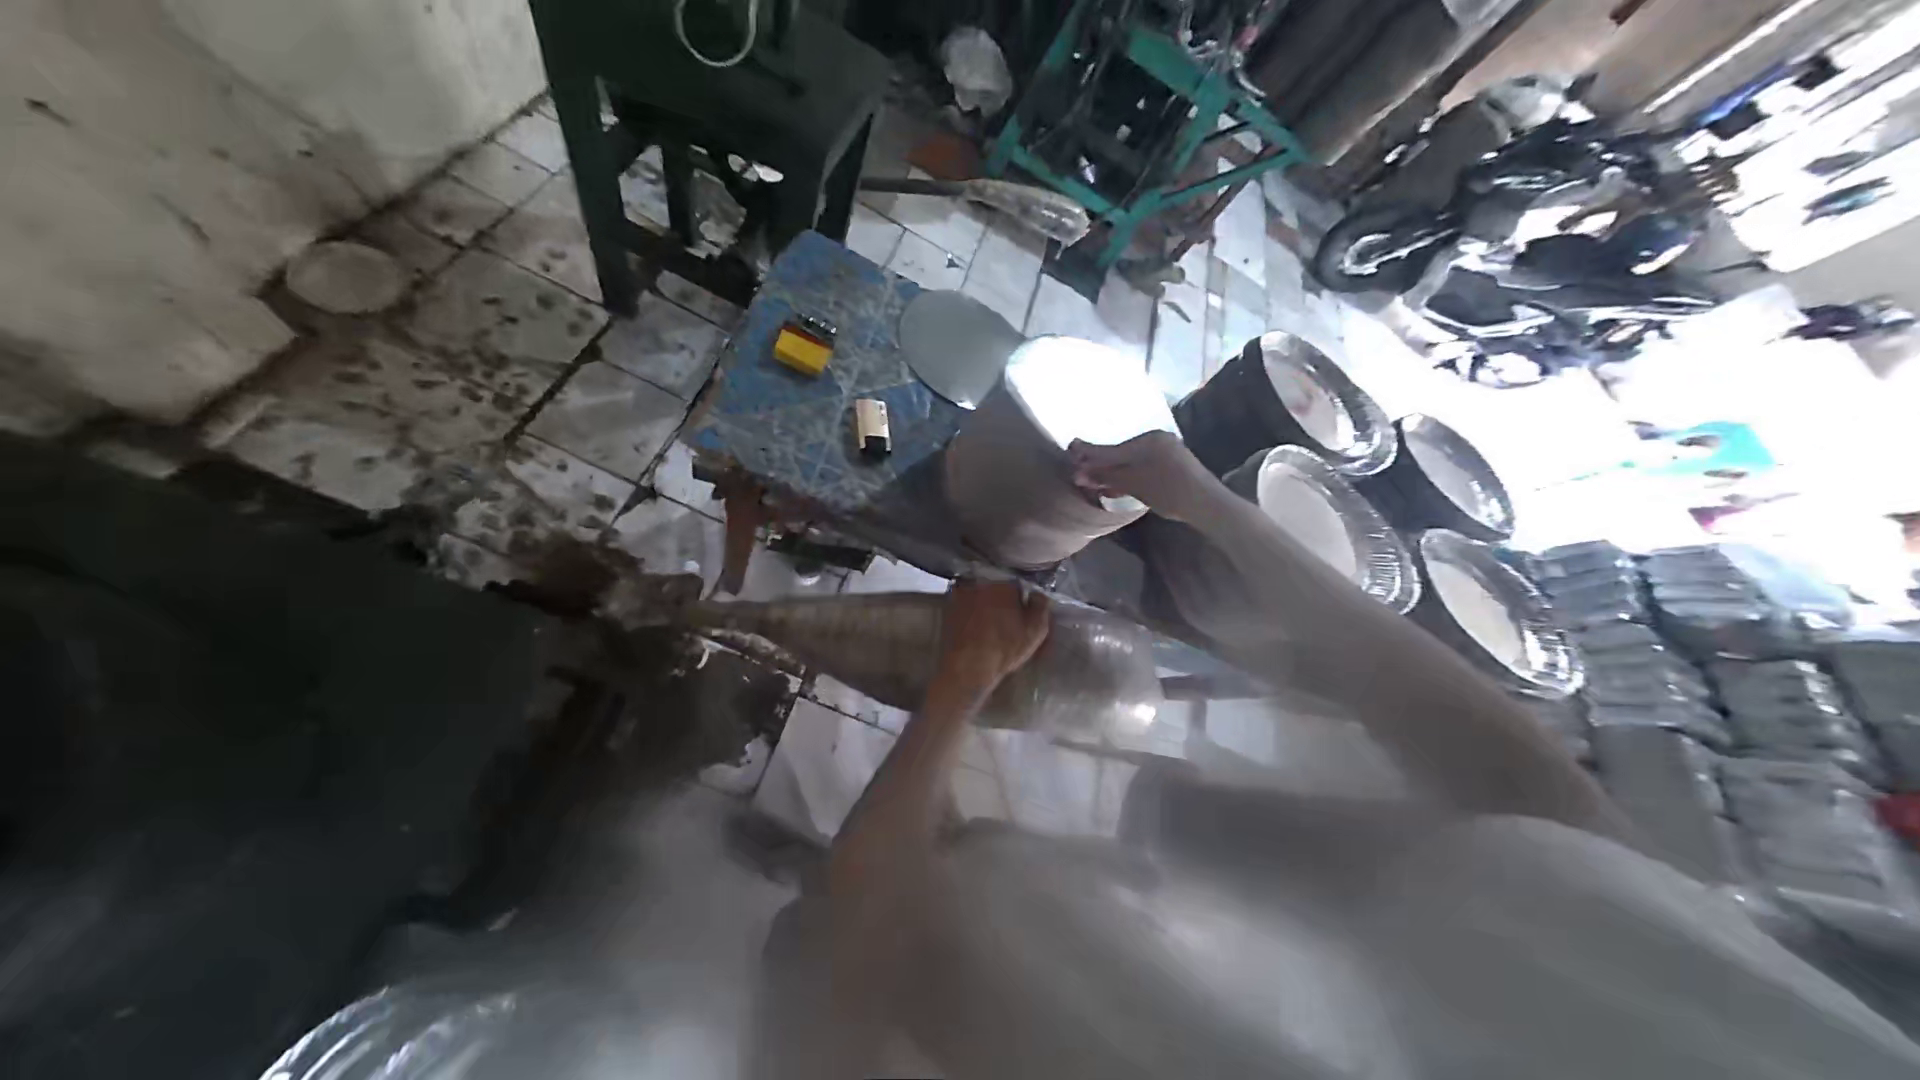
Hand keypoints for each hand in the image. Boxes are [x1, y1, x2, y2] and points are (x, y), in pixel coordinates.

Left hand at [937, 580, 1050, 687]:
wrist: (968, 666)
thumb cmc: (1005, 648)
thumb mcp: (1036, 630)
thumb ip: (1041, 606)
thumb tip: (1038, 594)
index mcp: (1005, 585)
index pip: (1018, 587)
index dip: (1021, 603)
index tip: (1020, 617)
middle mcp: (982, 583)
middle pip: (997, 589)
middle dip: (1001, 602)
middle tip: (1005, 622)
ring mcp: (962, 593)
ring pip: (979, 596)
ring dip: (984, 605)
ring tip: (988, 627)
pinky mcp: (948, 606)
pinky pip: (964, 604)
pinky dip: (969, 612)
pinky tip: (973, 628)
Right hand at [1068, 431, 1224, 523]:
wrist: (1207, 504)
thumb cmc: (1170, 491)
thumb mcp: (1134, 484)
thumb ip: (1106, 477)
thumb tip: (1079, 473)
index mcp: (1148, 440)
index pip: (1112, 448)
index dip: (1090, 453)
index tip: (1071, 449)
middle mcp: (1157, 440)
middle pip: (1121, 453)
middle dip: (1101, 463)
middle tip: (1081, 469)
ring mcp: (1167, 451)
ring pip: (1132, 460)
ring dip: (1114, 471)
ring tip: (1096, 480)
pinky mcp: (1173, 464)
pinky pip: (1144, 465)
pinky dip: (1130, 474)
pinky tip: (1119, 484)